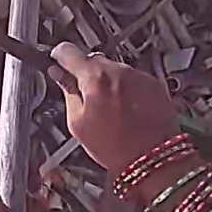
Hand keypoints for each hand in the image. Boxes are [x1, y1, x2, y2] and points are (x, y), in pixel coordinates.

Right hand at [47, 44, 179, 174]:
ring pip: (114, 69)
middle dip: (86, 74)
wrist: (153, 159)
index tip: (57, 62)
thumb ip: (68, 92)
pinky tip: (126, 110)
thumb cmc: (114, 146)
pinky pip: (132, 78)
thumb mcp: (78, 123)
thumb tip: (59, 75)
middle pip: (93, 60)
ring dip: (108, 82)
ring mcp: (138, 75)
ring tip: (109, 110)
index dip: (60, 56)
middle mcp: (118, 70)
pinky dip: (126, 89)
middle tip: (86, 98)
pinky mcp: (154, 84)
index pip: (68, 51)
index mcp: (94, 78)